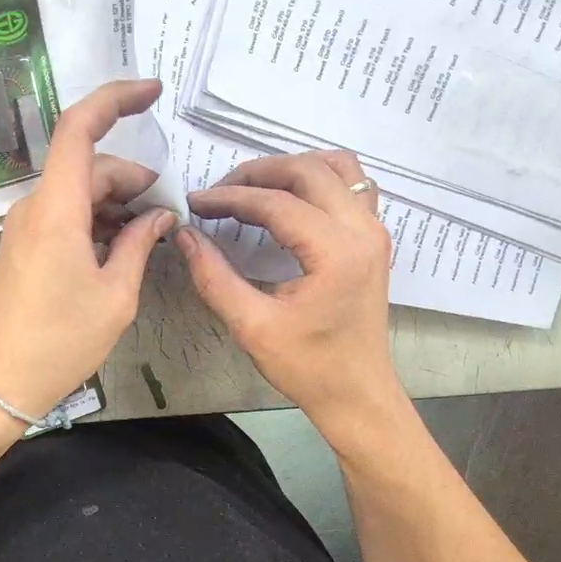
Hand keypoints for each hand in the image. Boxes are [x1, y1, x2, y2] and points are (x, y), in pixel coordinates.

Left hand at [0, 79, 177, 417]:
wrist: (2, 383)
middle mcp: (34, 209)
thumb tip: (159, 216)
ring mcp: (23, 229)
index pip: (80, 128)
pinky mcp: (20, 250)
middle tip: (165, 213)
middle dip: (130, 178)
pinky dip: (92, 222)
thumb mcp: (116, 297)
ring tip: (146, 236)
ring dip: (113, 203)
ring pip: (75, 193)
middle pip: (87, 166)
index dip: (116, 99)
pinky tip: (117, 249)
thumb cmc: (61, 343)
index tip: (154, 94)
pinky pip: (61, 217)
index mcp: (57, 211)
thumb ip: (139, 245)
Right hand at [176, 151, 399, 433]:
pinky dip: (317, 181)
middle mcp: (362, 229)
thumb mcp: (252, 327)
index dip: (231, 199)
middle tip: (219, 193)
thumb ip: (215, 278)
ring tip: (252, 188)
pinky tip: (289, 200)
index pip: (277, 203)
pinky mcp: (374, 239)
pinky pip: (350, 186)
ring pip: (337, 168)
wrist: (356, 393)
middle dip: (259, 173)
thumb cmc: (307, 367)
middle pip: (309, 170)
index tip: (196, 204)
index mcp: (335, 251)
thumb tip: (186, 237)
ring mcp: (374, 230)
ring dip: (292, 169)